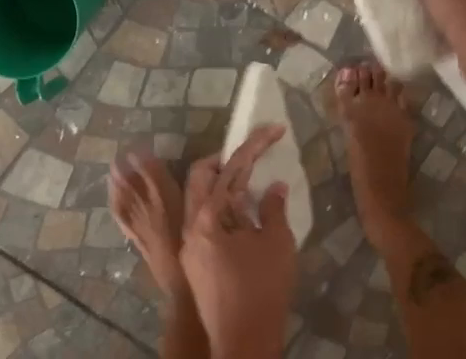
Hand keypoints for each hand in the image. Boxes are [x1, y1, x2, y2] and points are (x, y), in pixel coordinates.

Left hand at [179, 125, 296, 358]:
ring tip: (252, 183)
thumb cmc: (262, 289)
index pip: (230, 168)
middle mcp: (190, 228)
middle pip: (201, 177)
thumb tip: (273, 187)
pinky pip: (203, 222)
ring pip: (199, 200)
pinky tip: (245, 214)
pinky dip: (222, 209)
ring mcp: (189, 247)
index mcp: (207, 218)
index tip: (275, 129)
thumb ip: (273, 208)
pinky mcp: (196, 264)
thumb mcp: (276, 242)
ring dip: (223, 185)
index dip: (254, 145)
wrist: (244, 342)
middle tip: (253, 155)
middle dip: (226, 159)